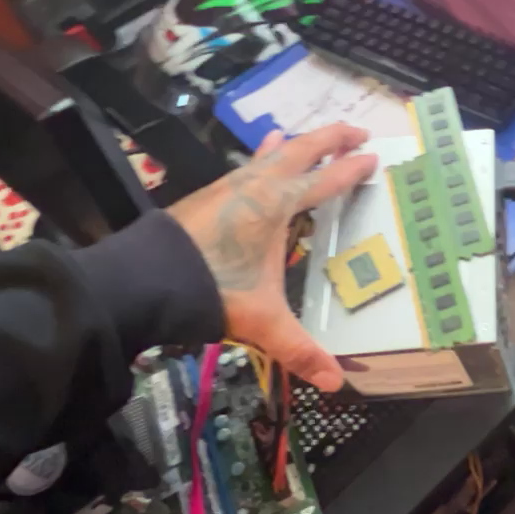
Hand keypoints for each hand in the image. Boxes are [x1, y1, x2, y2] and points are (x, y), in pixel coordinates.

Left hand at [168, 123, 376, 390]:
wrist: (140, 281)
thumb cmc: (211, 290)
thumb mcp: (263, 320)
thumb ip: (300, 349)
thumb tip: (337, 382)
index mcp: (277, 205)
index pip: (326, 181)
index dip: (353, 171)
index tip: (375, 158)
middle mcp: (256, 186)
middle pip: (301, 151)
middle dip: (331, 139)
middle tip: (358, 131)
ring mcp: (229, 187)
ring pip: (268, 155)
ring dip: (292, 145)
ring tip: (299, 134)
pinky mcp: (208, 196)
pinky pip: (245, 168)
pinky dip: (258, 158)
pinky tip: (253, 161)